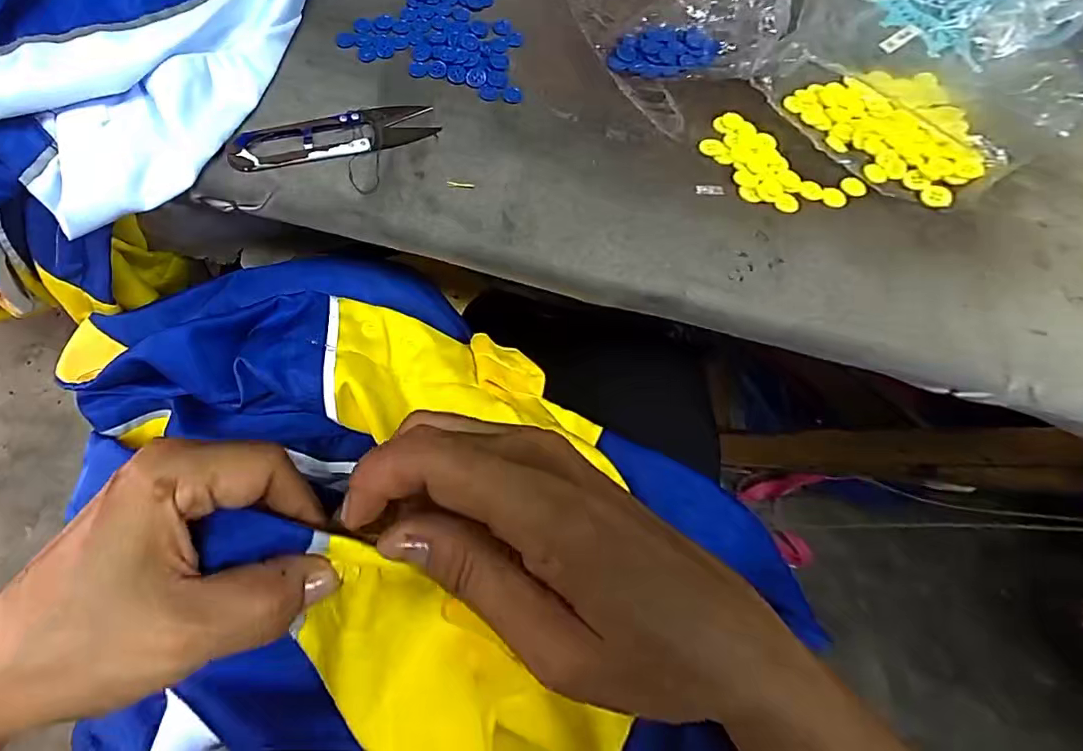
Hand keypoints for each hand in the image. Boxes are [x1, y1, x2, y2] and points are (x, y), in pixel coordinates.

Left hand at [0, 439, 337, 750]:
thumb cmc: (85, 644)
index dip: (304, 508)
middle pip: (253, 478)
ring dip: (257, 544)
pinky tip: (227, 588)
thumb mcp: (188, 631)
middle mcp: (167, 460)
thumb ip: (269, 598)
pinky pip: (212, 517)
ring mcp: (153, 485)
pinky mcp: (146, 513)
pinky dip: (232, 551)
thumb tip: (331, 570)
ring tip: (262, 590)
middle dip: (281, 530)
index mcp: (173, 468)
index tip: (323, 557)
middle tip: (294, 579)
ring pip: (235, 500)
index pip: (268, 466)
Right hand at [340, 412, 906, 749]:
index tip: (352, 532)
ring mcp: (558, 450)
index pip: (430, 453)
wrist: (730, 634)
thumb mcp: (551, 643)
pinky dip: (453, 472)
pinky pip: (488, 446)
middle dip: (390, 473)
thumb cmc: (646, 653)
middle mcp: (544, 453)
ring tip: (410, 538)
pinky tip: (455, 522)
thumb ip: (471, 572)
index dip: (375, 481)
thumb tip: (396, 530)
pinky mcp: (566, 461)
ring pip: (459, 432)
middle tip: (378, 539)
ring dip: (419, 472)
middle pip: (437, 429)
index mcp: (540, 498)